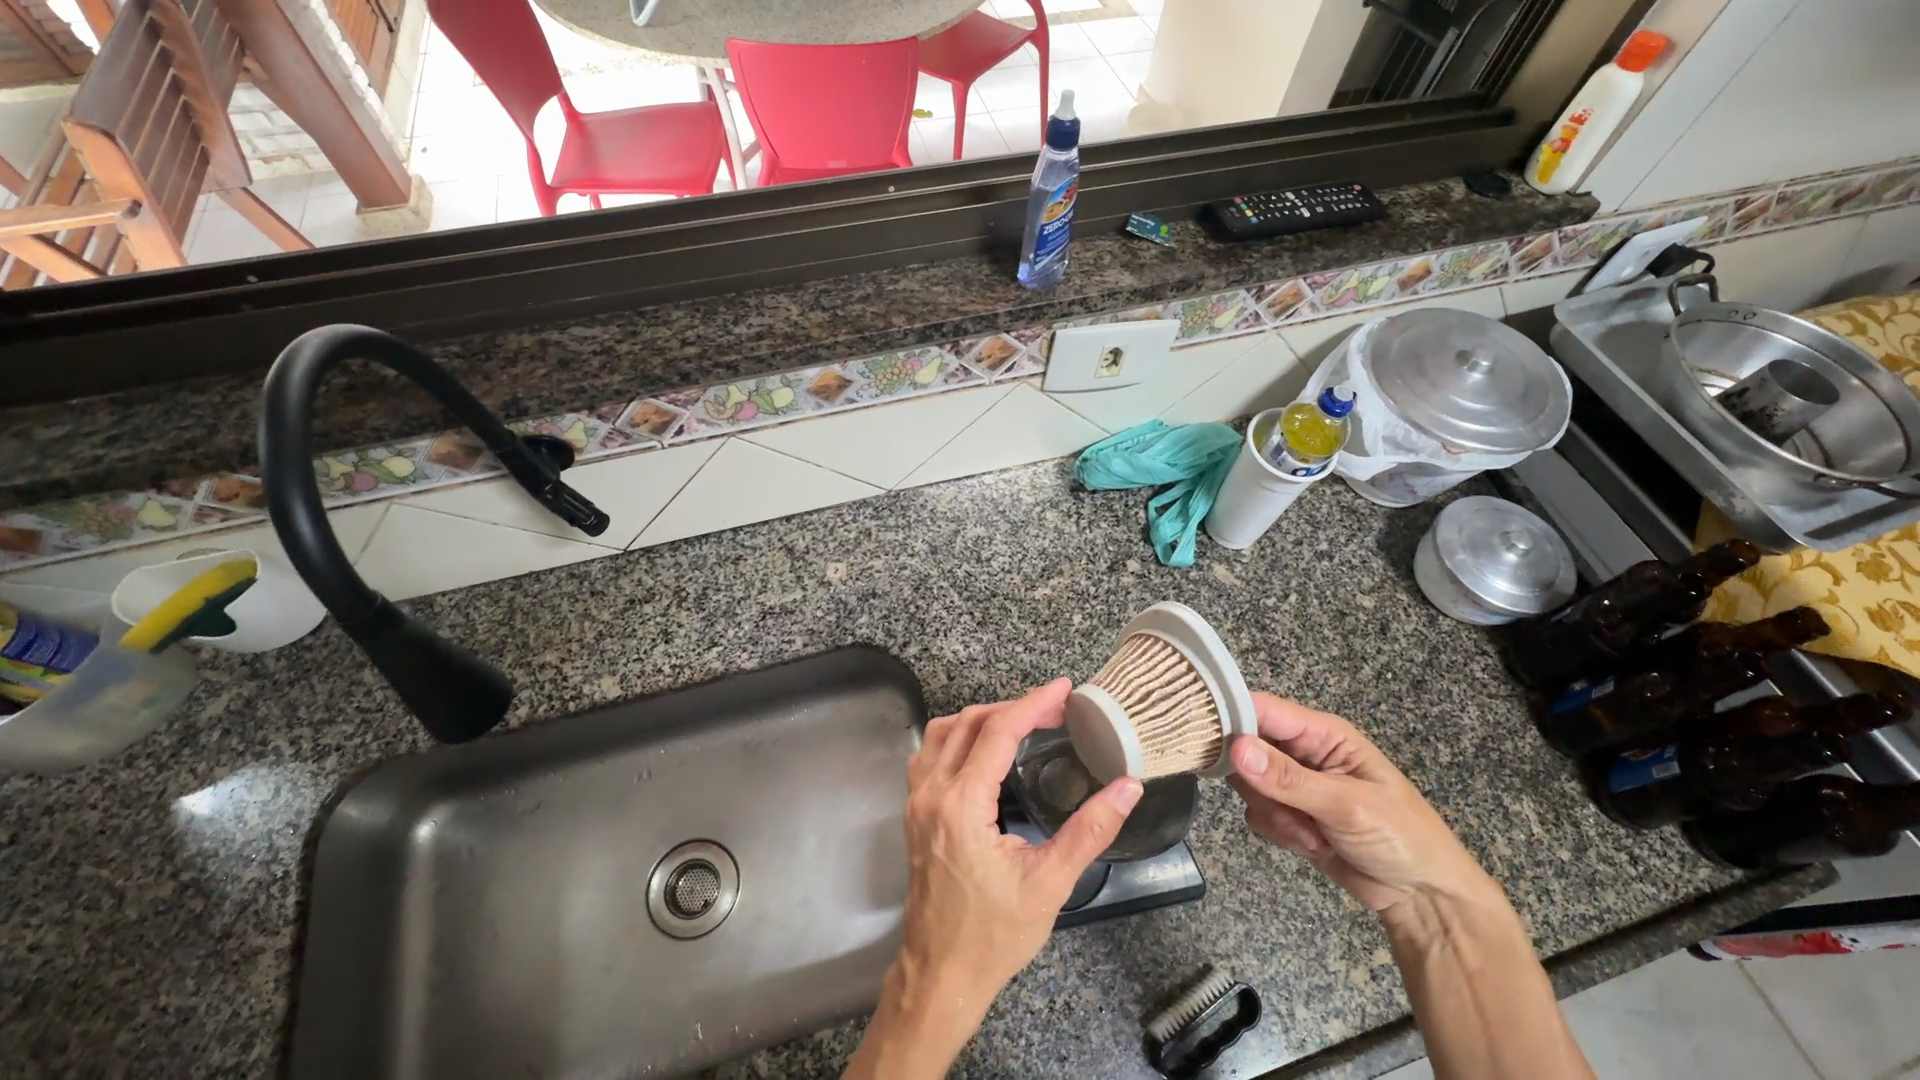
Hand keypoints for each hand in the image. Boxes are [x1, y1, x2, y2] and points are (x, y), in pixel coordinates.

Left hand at [897, 678, 1143, 1006]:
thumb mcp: (1050, 884)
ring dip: (981, 718)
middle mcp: (932, 795)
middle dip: (1013, 707)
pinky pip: (929, 755)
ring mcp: (916, 803)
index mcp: (962, 807)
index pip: (997, 733)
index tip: (1063, 689)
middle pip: (967, 723)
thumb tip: (1127, 788)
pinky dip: (957, 738)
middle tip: (1053, 709)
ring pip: (942, 733)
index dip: (1032, 703)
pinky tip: (984, 750)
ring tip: (1023, 721)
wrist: (941, 974)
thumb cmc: (994, 936)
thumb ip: (1090, 831)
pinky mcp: (914, 814)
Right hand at [1225, 692, 1491, 915]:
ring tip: (1311, 832)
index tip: (1198, 734)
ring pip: (1248, 784)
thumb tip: (1236, 747)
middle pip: (1246, 746)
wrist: (1422, 897)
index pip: (1262, 708)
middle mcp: (1303, 751)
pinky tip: (1311, 844)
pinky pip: (1257, 813)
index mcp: (1323, 733)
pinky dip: (1278, 831)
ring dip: (1273, 813)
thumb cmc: (1401, 837)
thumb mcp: (1347, 805)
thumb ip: (1288, 778)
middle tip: (1281, 803)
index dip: (1229, 716)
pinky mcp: (1289, 814)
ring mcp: (1294, 784)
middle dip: (1256, 781)